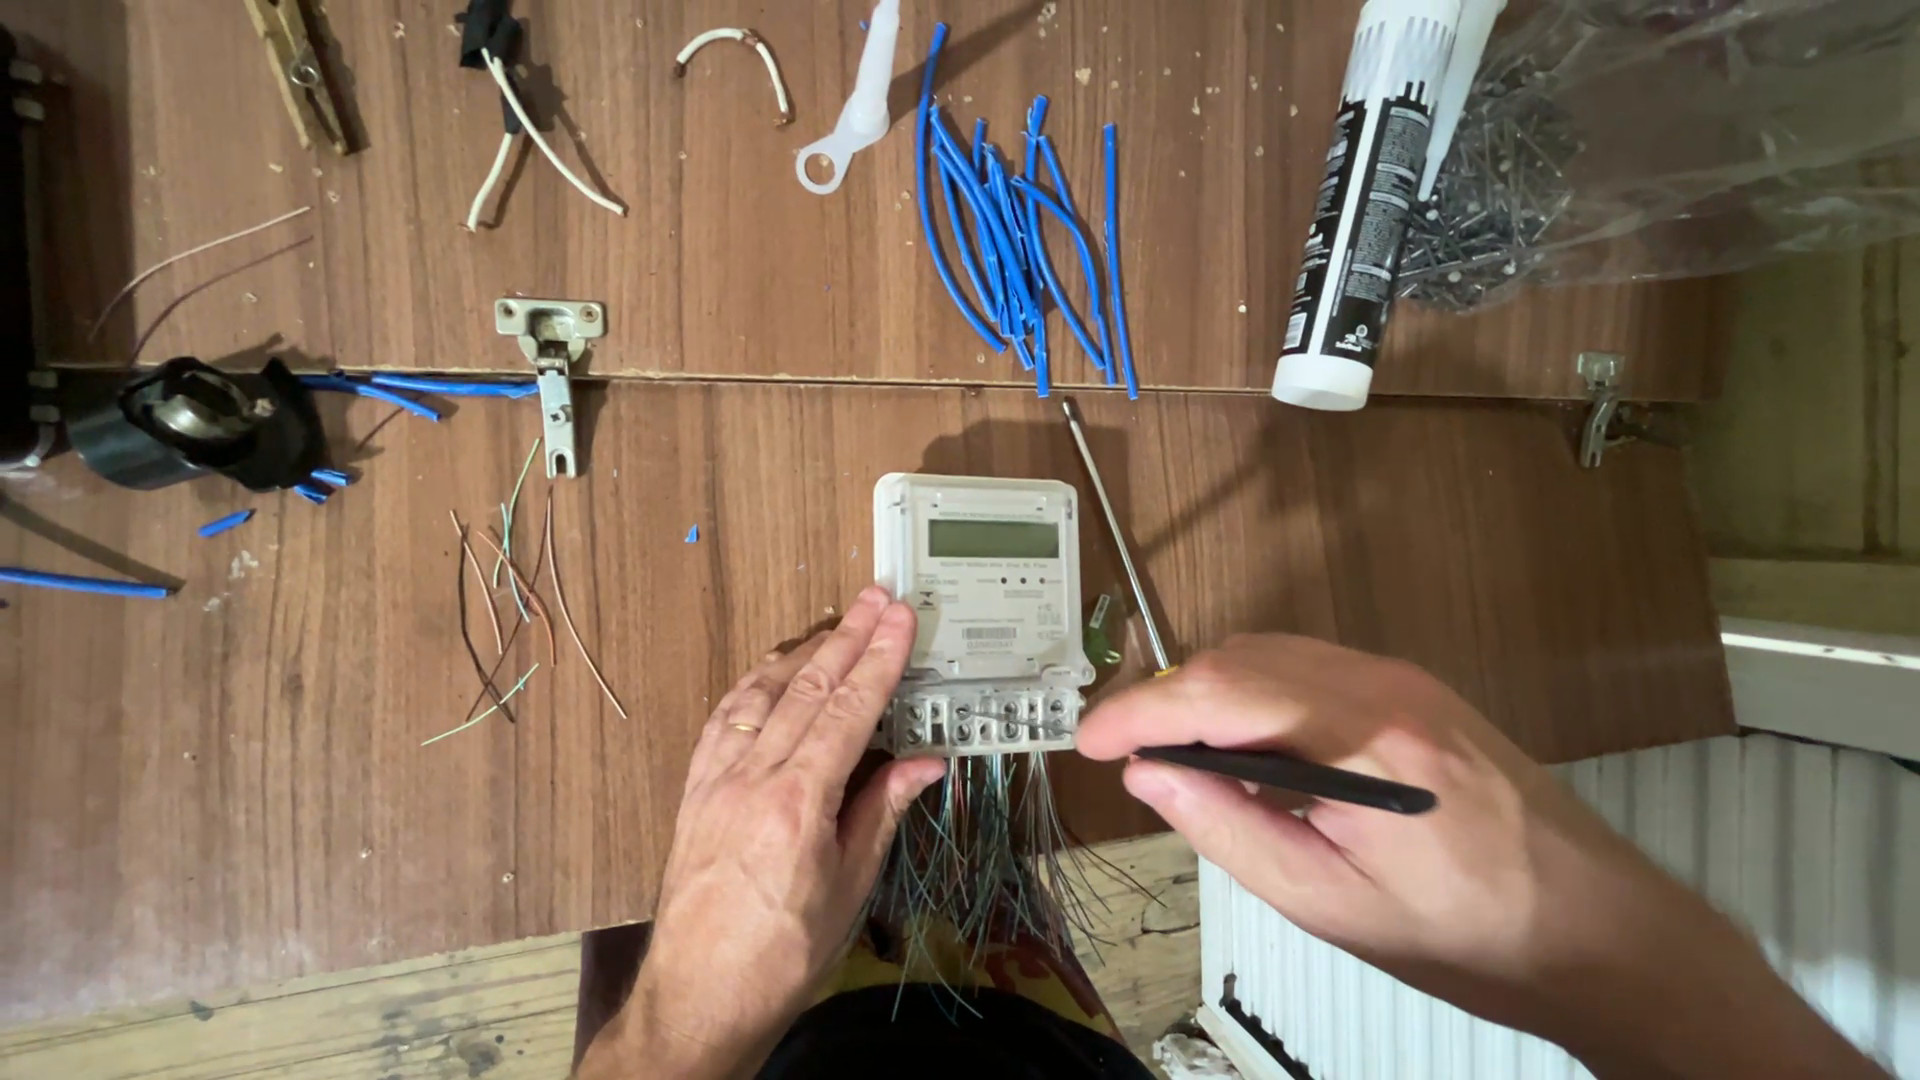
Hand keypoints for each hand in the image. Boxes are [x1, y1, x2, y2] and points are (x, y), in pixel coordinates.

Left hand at [582, 587, 945, 1079]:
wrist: (697, 999)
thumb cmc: (782, 954)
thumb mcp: (849, 887)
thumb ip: (882, 810)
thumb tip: (926, 763)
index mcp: (796, 804)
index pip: (847, 710)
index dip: (878, 659)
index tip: (897, 619)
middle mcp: (750, 778)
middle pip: (806, 688)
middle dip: (847, 637)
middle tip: (874, 598)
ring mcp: (715, 778)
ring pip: (761, 692)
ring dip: (802, 651)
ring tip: (834, 621)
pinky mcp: (694, 787)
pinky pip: (724, 717)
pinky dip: (754, 683)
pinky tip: (773, 669)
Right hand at [1077, 635, 1884, 1078]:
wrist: (1606, 931)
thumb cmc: (1463, 937)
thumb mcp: (1328, 903)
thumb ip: (1226, 828)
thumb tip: (1144, 773)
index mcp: (1365, 738)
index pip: (1219, 695)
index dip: (1138, 712)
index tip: (1086, 742)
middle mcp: (1379, 681)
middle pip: (1234, 659)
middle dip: (1161, 699)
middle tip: (1121, 750)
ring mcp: (1397, 673)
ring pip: (1260, 651)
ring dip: (1200, 690)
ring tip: (1169, 747)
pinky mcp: (1405, 682)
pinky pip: (1296, 662)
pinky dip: (1243, 689)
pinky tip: (1236, 736)